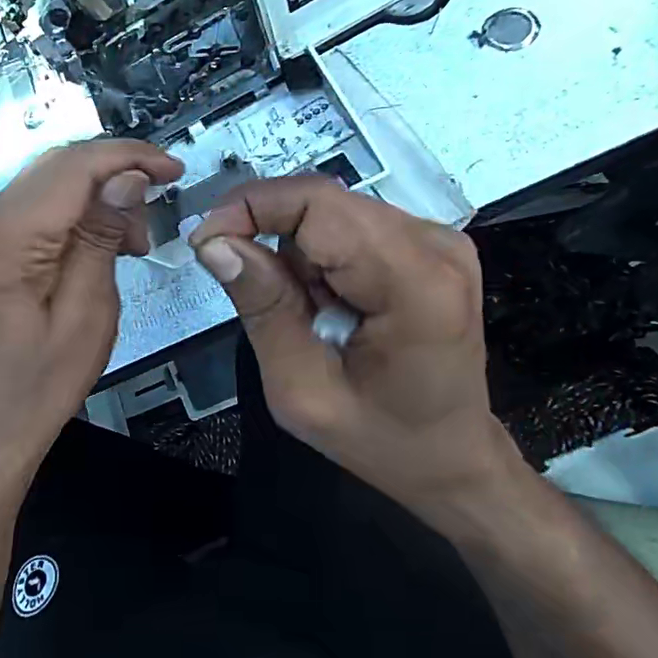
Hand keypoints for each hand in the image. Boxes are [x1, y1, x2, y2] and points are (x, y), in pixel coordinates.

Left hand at [0, 140, 182, 473]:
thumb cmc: (46, 375)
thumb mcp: (90, 308)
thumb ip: (103, 234)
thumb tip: (128, 176)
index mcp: (6, 234)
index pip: (75, 166)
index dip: (130, 157)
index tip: (175, 169)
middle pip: (64, 164)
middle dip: (120, 177)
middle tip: (158, 213)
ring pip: (57, 179)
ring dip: (104, 197)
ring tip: (134, 243)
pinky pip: (45, 202)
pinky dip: (83, 212)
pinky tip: (107, 243)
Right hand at [189, 178, 519, 516]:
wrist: (450, 453)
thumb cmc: (382, 439)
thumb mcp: (303, 392)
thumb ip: (264, 310)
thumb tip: (217, 243)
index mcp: (417, 286)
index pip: (322, 205)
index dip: (254, 207)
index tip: (207, 242)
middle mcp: (439, 246)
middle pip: (330, 203)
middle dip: (277, 239)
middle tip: (261, 298)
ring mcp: (444, 240)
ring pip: (340, 213)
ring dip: (305, 255)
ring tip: (315, 317)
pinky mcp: (437, 243)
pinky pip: (359, 226)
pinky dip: (330, 258)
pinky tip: (338, 305)